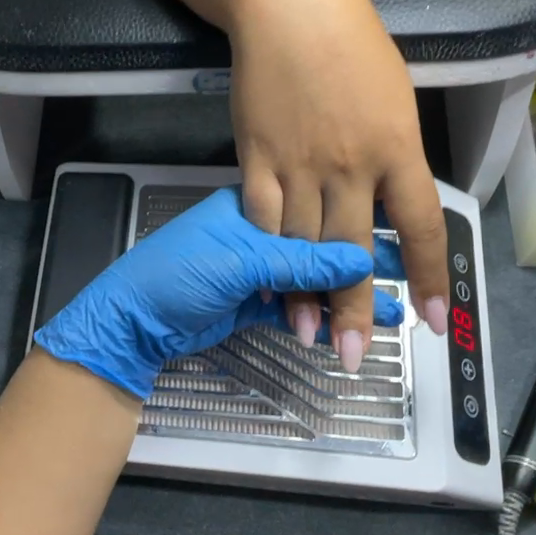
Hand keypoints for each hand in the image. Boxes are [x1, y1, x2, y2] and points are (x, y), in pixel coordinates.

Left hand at [34, 188, 403, 397]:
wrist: (131, 321)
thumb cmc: (176, 275)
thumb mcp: (238, 262)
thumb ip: (298, 262)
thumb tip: (359, 261)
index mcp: (253, 206)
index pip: (316, 211)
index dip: (355, 227)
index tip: (396, 242)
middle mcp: (259, 234)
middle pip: (319, 248)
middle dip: (360, 267)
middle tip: (404, 280)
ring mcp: (255, 271)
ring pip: (310, 283)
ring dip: (344, 298)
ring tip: (387, 312)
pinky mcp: (250, 304)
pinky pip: (292, 309)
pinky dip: (316, 319)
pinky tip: (344, 328)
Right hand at [230, 0, 448, 368]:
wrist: (288, 5)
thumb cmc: (349, 42)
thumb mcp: (392, 95)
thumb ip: (394, 154)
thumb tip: (391, 201)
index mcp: (397, 145)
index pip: (420, 225)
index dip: (430, 277)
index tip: (434, 321)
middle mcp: (351, 164)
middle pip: (353, 249)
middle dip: (355, 307)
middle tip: (356, 356)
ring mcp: (299, 163)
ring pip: (301, 243)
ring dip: (304, 294)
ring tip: (309, 336)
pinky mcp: (256, 158)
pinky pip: (263, 219)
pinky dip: (265, 256)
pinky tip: (266, 285)